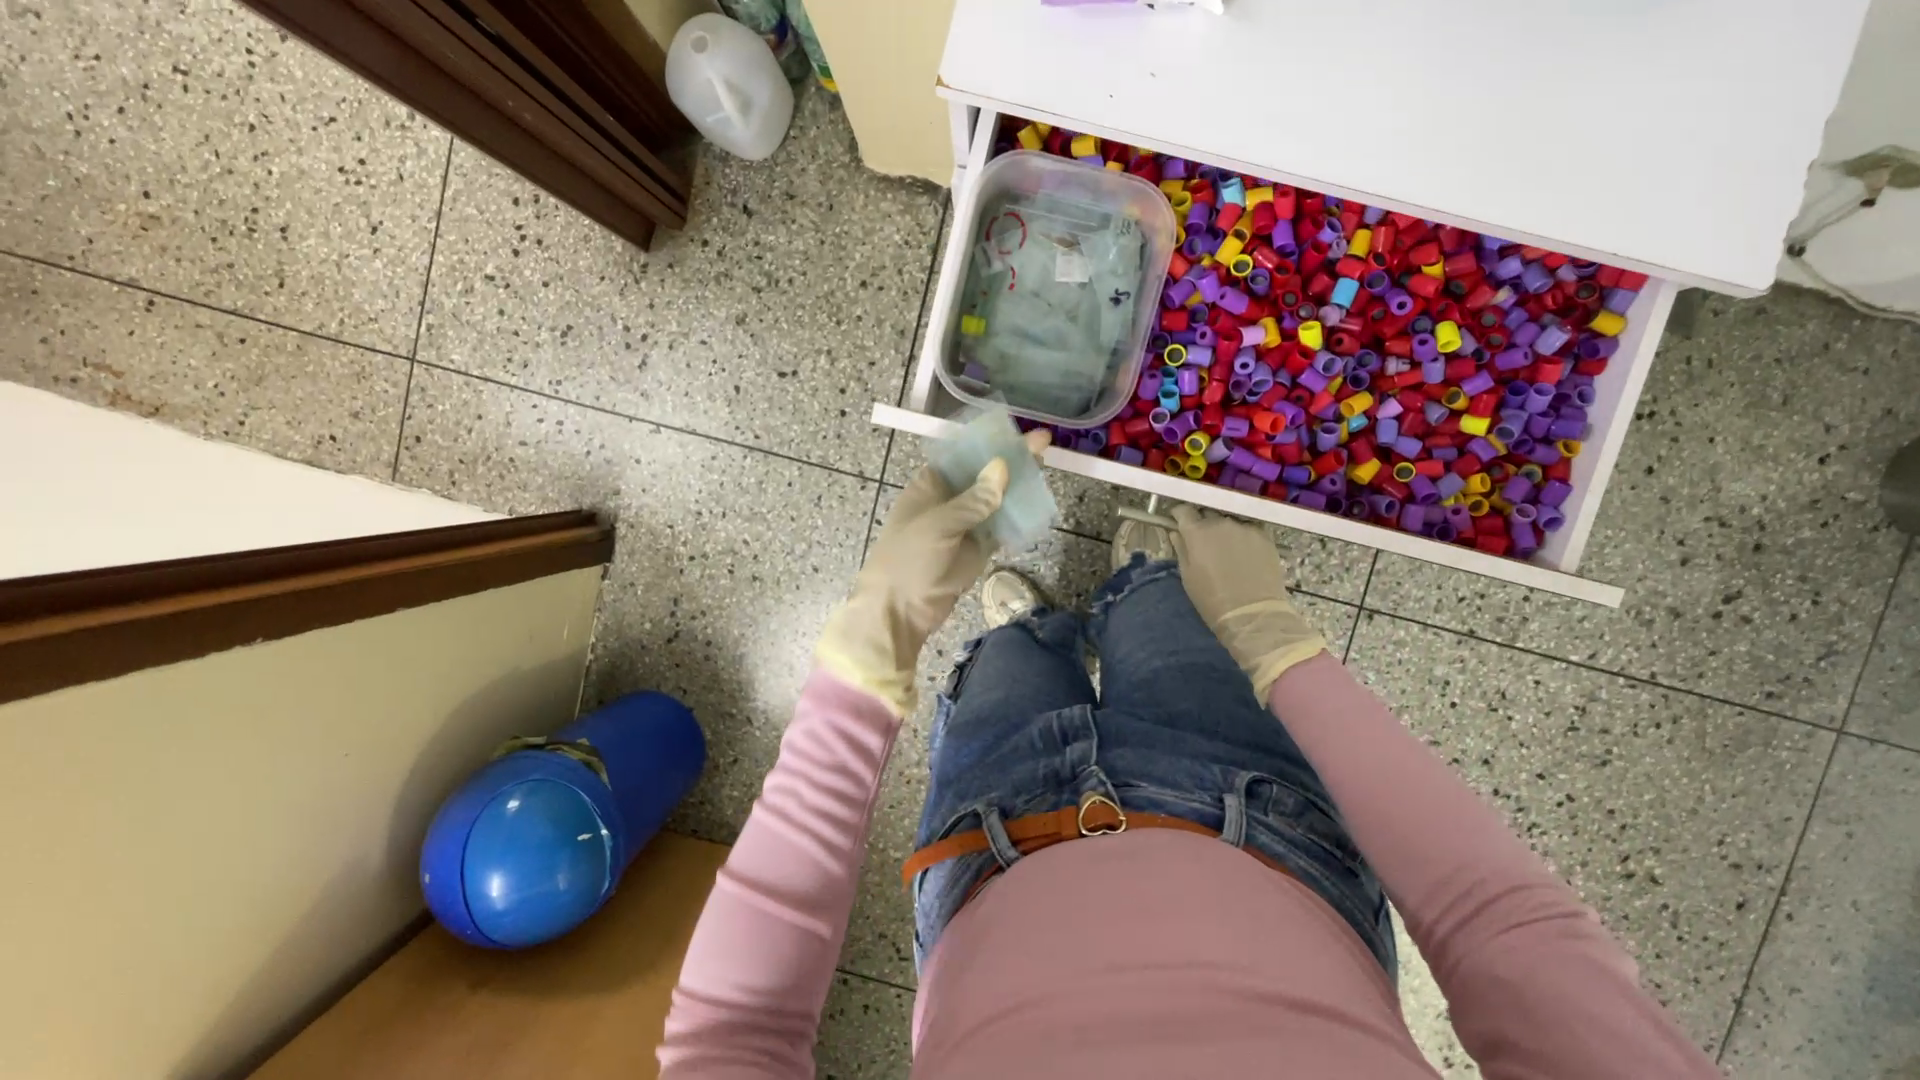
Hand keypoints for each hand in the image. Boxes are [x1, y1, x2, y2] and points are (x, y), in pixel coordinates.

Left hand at [816, 430, 1049, 715]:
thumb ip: (974, 499)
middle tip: (1045, 444)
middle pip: (985, 476)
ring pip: (997, 501)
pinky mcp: (978, 550)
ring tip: (1048, 468)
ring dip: (1019, 487)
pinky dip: (1019, 518)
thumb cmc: (908, 559)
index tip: (1018, 431)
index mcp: (930, 486)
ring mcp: (965, 526)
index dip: (990, 443)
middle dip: (1012, 461)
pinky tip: (1040, 503)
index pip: (964, 456)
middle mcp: (949, 501)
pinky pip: (1002, 528)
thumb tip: (1003, 466)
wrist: (900, 611)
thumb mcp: (939, 524)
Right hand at [1169, 505, 1327, 699]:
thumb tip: (1177, 533)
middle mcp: (1221, 522)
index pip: (1184, 510)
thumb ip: (1181, 549)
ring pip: (1229, 520)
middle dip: (1202, 522)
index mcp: (1197, 532)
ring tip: (1226, 548)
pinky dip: (1243, 536)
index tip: (1178, 522)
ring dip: (1224, 529)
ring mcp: (1245, 527)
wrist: (1252, 614)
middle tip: (1203, 540)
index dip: (1179, 515)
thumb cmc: (1212, 599)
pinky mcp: (1265, 536)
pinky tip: (1244, 553)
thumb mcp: (1188, 576)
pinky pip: (1248, 529)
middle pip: (1207, 513)